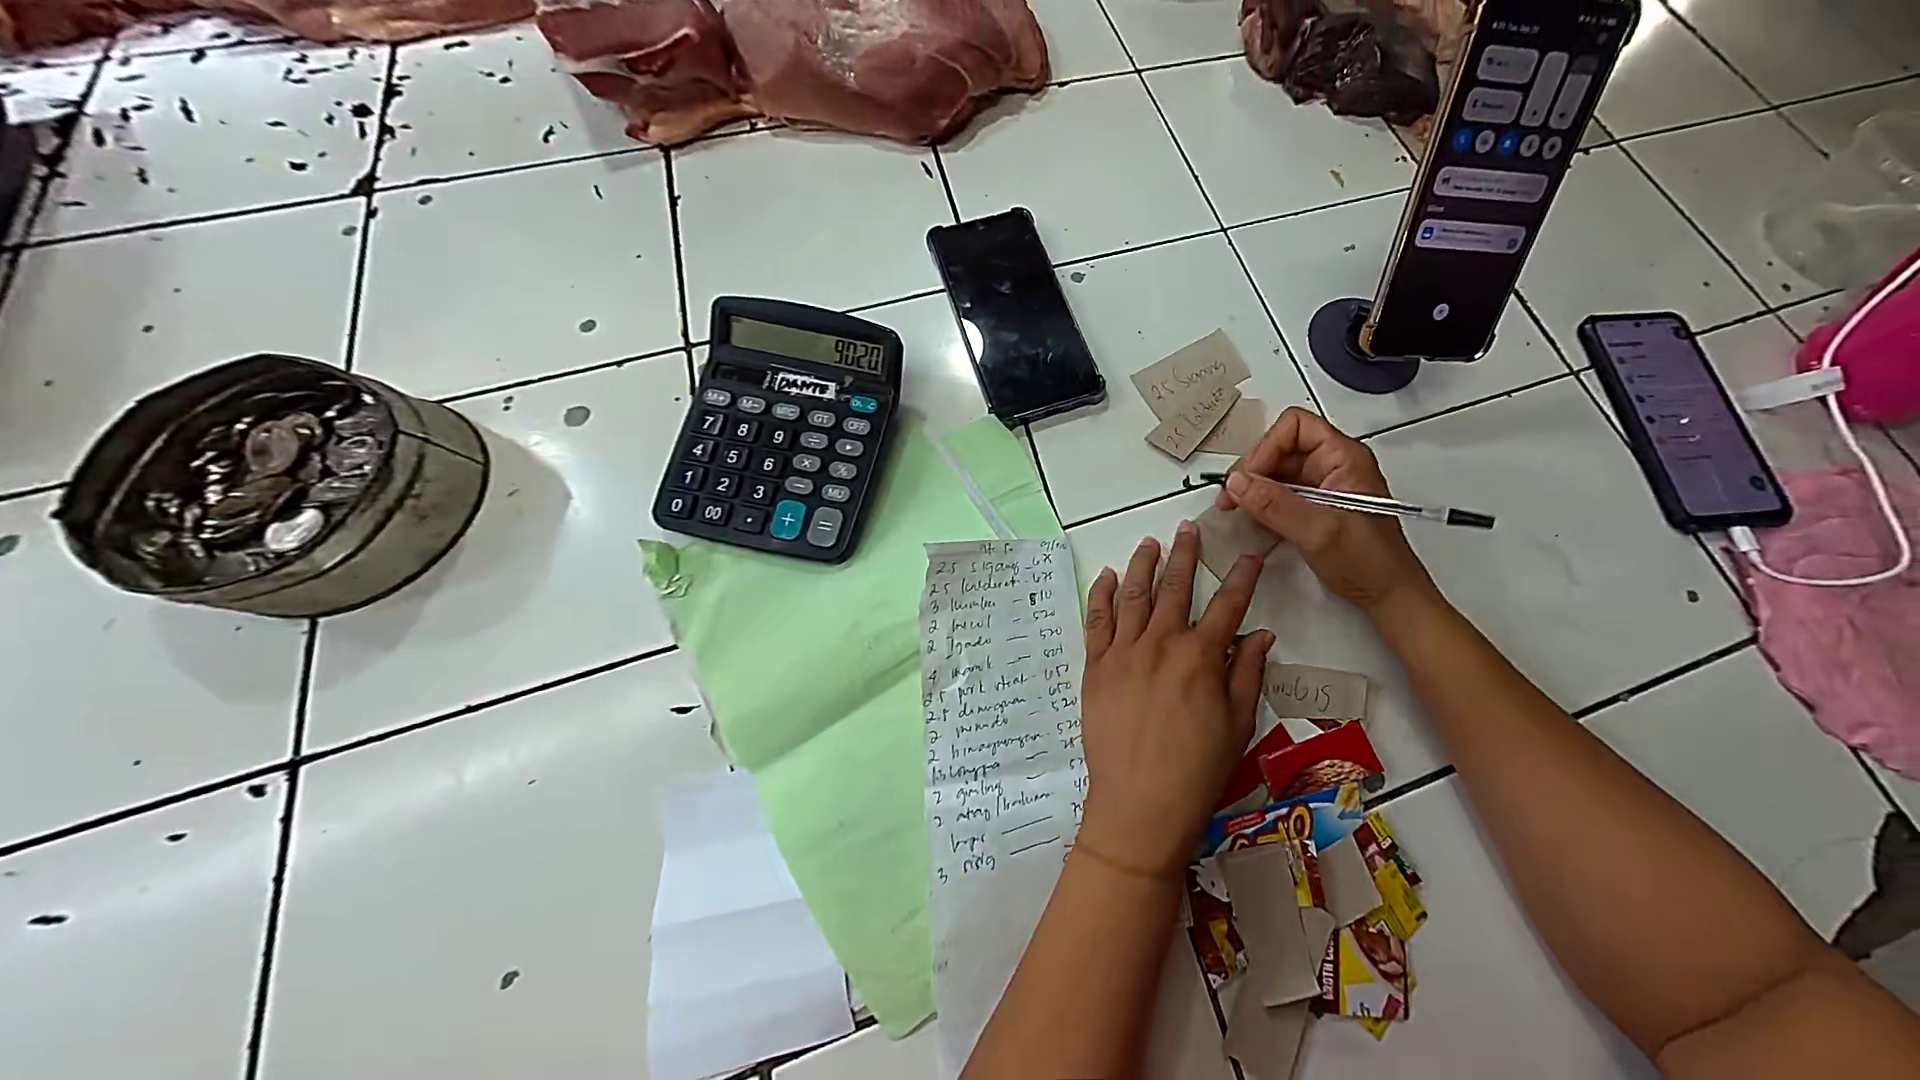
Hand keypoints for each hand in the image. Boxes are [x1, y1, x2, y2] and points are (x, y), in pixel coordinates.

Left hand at [1076, 524, 1273, 879]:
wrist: (1140, 803)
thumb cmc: (1198, 770)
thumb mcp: (1238, 724)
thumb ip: (1247, 673)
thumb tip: (1261, 633)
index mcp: (1201, 657)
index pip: (1227, 605)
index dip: (1241, 577)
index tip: (1249, 554)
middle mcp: (1161, 644)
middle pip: (1175, 588)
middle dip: (1185, 555)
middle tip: (1189, 529)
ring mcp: (1123, 652)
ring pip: (1134, 595)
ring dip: (1143, 565)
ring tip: (1150, 541)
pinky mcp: (1096, 666)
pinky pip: (1097, 620)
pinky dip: (1102, 595)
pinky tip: (1108, 576)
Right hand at [1216, 406, 1438, 615]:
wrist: (1387, 594)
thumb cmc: (1370, 561)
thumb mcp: (1319, 530)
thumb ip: (1275, 504)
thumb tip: (1237, 482)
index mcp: (1343, 458)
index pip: (1294, 427)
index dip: (1267, 448)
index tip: (1249, 478)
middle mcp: (1331, 466)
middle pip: (1279, 448)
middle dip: (1252, 470)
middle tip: (1233, 497)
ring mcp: (1320, 486)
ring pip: (1274, 472)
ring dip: (1251, 488)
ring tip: (1236, 509)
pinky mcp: (1310, 507)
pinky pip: (1277, 494)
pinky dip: (1259, 505)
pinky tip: (1250, 520)